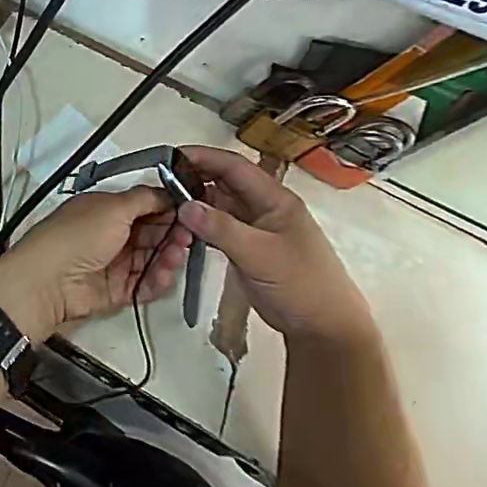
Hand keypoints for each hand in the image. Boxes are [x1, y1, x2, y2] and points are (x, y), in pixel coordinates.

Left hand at [0, 187, 192, 341]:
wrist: (49, 281)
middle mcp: (111, 234)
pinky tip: (167, 273)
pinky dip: (158, 279)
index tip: (190, 209)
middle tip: (191, 233)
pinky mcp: (117, 289)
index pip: (145, 206)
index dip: (168, 207)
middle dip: (173, 231)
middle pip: (151, 232)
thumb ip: (145, 198)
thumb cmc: (76, 236)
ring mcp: (114, 263)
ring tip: (179, 253)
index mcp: (106, 209)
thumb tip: (167, 192)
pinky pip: (144, 284)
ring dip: (169, 255)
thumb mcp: (113, 207)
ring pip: (151, 258)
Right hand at [176, 146, 374, 344]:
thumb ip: (221, 229)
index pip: (234, 166)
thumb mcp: (260, 254)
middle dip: (195, 178)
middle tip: (162, 182)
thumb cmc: (300, 286)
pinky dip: (202, 224)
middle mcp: (264, 207)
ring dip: (196, 202)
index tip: (172, 157)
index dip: (203, 157)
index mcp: (275, 199)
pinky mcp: (249, 248)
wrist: (324, 329)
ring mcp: (257, 229)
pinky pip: (221, 227)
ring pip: (221, 205)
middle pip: (225, 182)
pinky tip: (183, 228)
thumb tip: (185, 206)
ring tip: (166, 204)